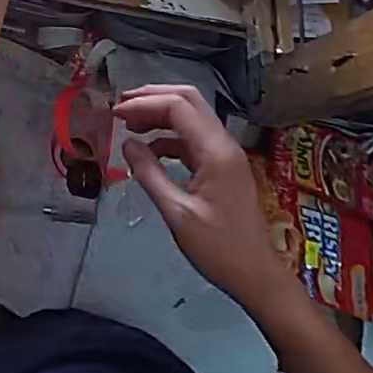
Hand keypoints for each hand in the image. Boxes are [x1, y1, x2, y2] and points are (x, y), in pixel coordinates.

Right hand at [115, 84, 300, 320]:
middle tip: (122, 105)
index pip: (177, 107)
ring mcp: (225, 152)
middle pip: (188, 100)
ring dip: (160, 113)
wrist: (256, 276)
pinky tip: (149, 149)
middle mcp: (223, 142)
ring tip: (130, 124)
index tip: (116, 113)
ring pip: (191, 115)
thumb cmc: (218, 248)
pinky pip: (193, 137)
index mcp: (215, 150)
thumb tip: (127, 144)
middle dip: (153, 97)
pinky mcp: (222, 165)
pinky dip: (169, 134)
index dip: (144, 104)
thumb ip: (150, 174)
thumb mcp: (177, 213)